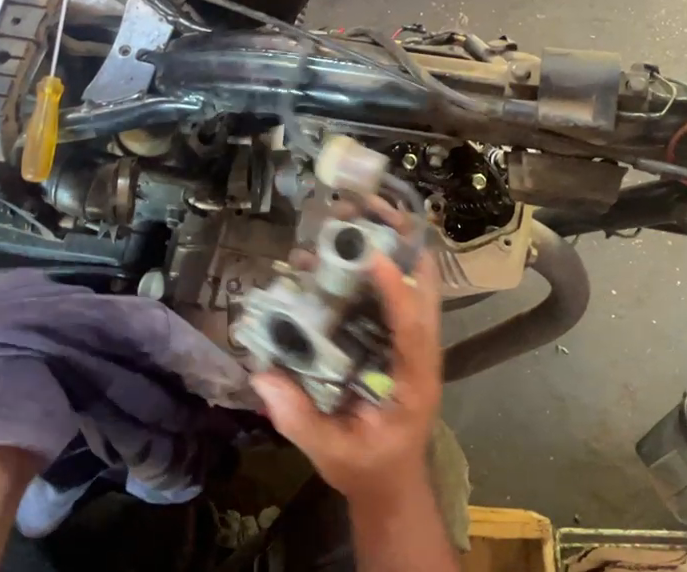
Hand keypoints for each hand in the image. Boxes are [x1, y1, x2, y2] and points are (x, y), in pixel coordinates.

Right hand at [249, 197, 443, 507]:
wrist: (390, 479)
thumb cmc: (368, 466)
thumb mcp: (332, 452)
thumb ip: (300, 419)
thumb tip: (264, 377)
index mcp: (415, 381)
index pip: (413, 330)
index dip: (396, 293)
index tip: (373, 258)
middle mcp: (420, 350)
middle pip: (423, 286)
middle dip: (400, 241)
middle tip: (367, 206)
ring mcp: (410, 338)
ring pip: (410, 279)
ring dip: (385, 243)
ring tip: (350, 214)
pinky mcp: (393, 334)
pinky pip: (390, 290)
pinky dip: (370, 262)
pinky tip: (335, 249)